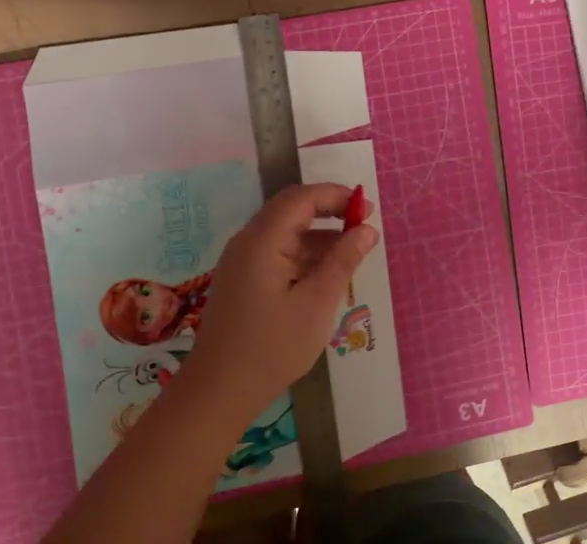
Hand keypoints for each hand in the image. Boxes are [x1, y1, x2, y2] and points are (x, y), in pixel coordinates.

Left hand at [191, 183, 380, 413]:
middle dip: (328, 210)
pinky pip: (276, 251)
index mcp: (263, 239)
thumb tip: (367, 229)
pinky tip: (325, 274)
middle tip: (362, 224)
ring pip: (284, 231)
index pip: (302, 198)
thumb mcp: (316, 303)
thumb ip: (342, 261)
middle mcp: (248, 240)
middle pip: (291, 209)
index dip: (337, 196)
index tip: (368, 210)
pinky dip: (303, 253)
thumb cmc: (271, 348)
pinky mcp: (241, 279)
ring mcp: (241, 260)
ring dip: (317, 234)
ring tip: (351, 252)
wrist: (218, 391)